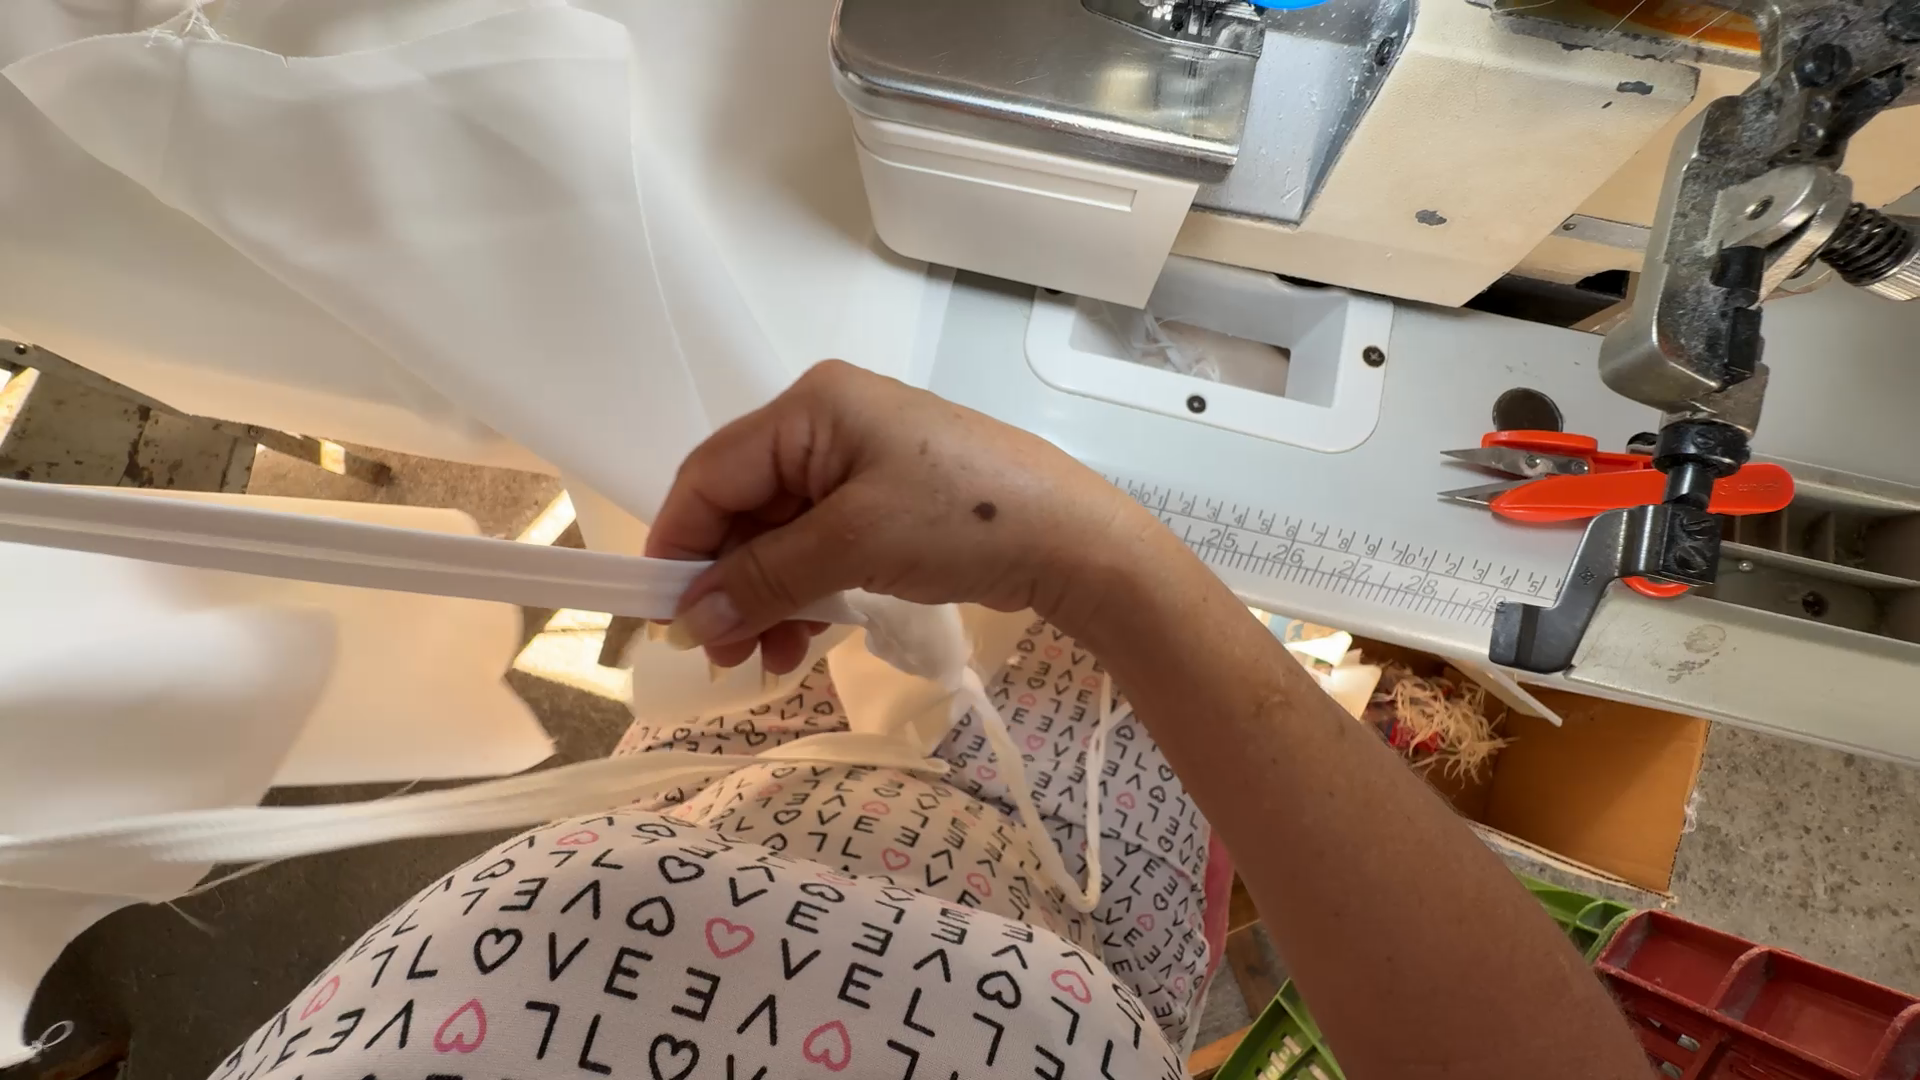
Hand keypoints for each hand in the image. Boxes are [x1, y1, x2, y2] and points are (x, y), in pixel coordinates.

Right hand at [646, 360, 1159, 671]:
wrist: (1070, 539)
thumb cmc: (960, 520)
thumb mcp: (854, 543)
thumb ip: (766, 578)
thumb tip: (687, 618)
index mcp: (812, 408)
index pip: (713, 472)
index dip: (679, 541)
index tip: (661, 611)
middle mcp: (827, 428)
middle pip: (746, 508)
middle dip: (729, 582)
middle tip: (720, 655)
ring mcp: (859, 468)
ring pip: (782, 537)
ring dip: (767, 598)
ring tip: (762, 662)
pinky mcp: (884, 506)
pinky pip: (821, 549)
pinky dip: (806, 594)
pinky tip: (800, 642)